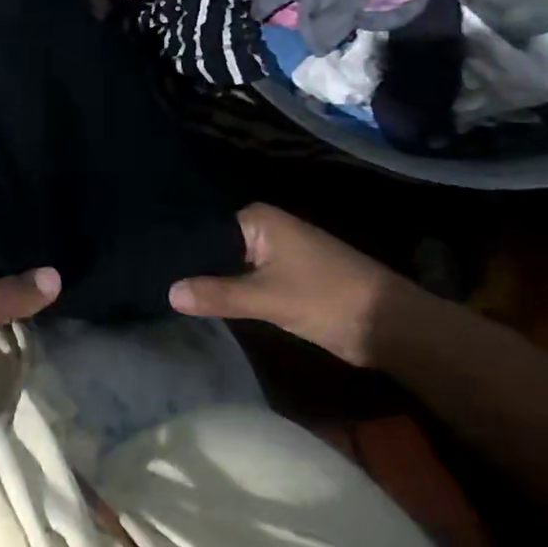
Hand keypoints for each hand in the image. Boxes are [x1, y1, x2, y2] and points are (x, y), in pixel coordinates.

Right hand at [167, 204, 417, 366]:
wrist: (395, 328)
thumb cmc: (330, 299)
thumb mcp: (269, 298)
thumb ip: (217, 294)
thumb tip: (168, 292)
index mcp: (257, 218)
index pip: (203, 227)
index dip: (179, 248)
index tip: (152, 264)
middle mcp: (264, 228)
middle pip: (215, 246)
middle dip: (194, 266)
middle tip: (157, 282)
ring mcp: (277, 253)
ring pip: (230, 264)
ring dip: (213, 280)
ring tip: (174, 292)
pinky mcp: (286, 277)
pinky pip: (246, 278)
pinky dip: (231, 290)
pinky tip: (207, 302)